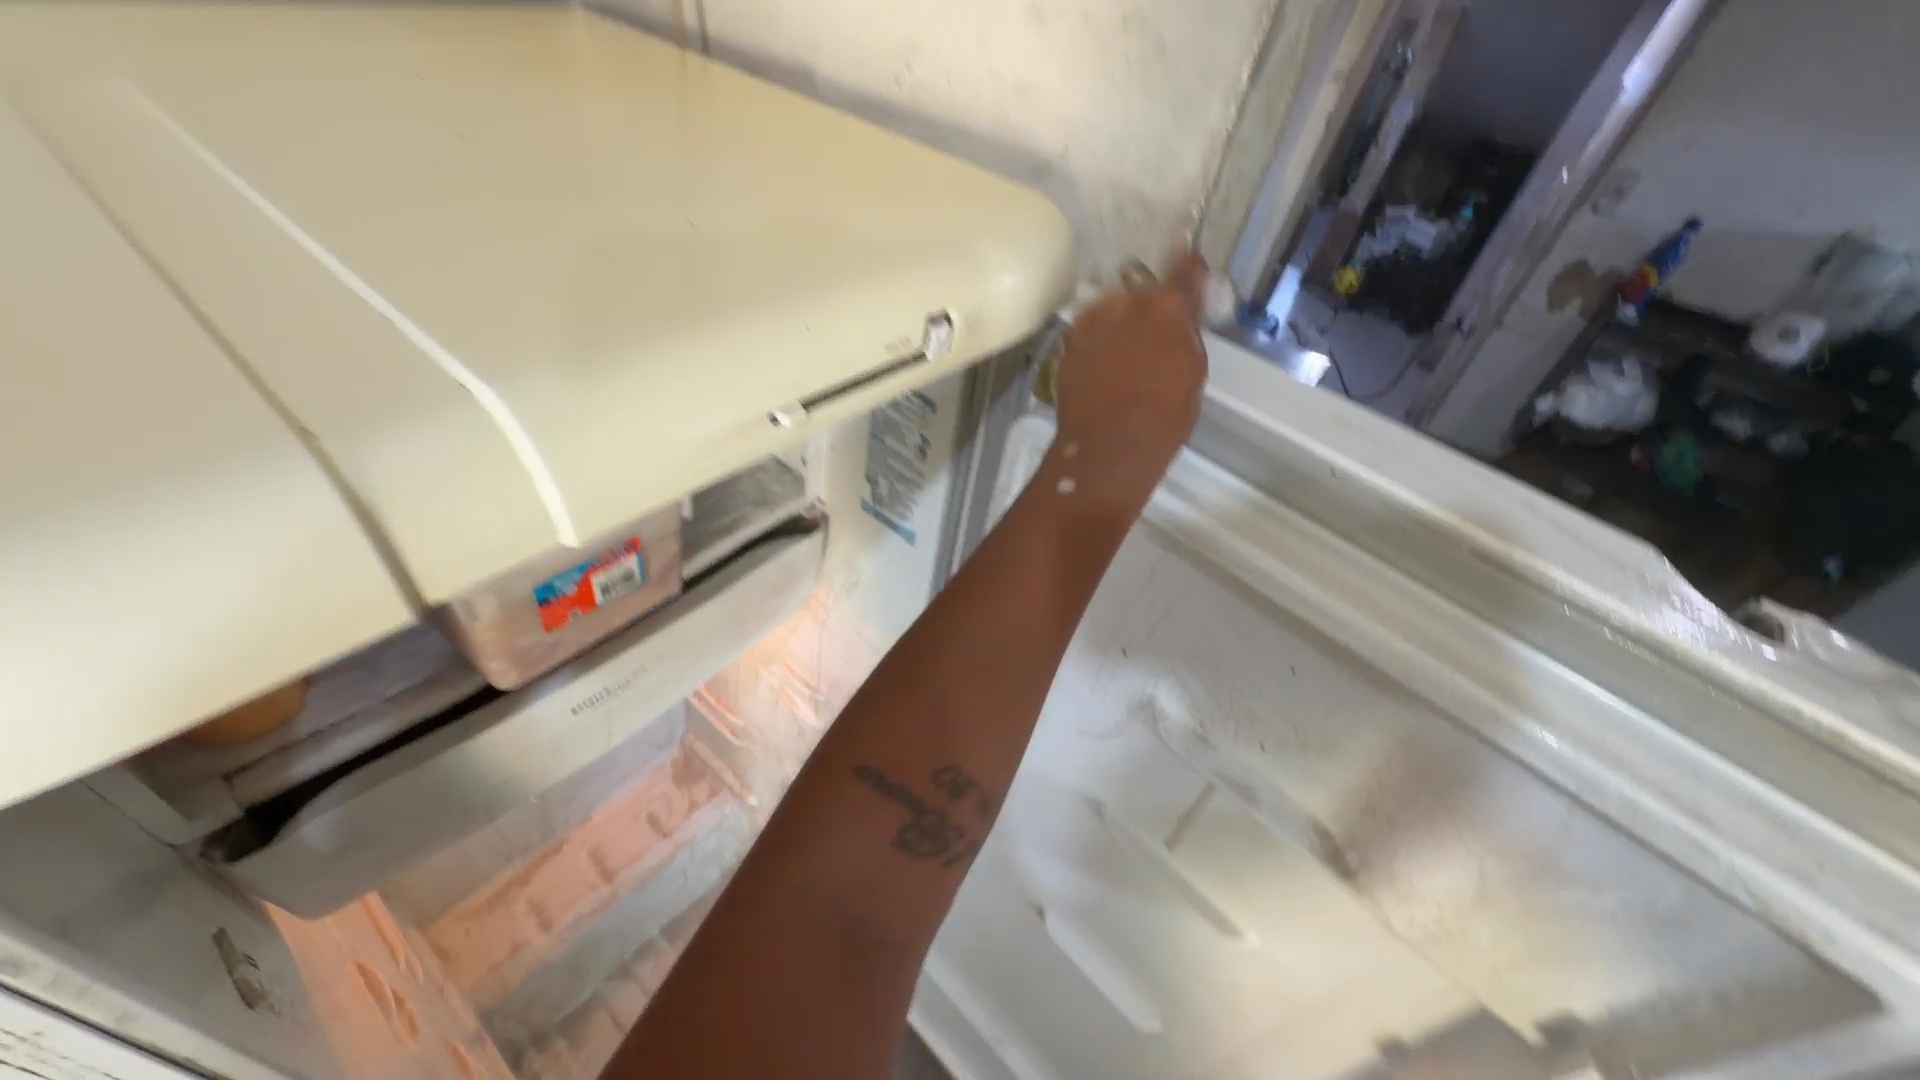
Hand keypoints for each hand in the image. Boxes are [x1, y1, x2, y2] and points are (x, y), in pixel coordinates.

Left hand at [1052, 255, 1209, 507]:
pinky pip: (1090, 334)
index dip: (1191, 276)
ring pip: (1112, 312)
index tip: (1193, 283)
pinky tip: (1103, 371)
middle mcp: (1125, 301)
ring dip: (1120, 326)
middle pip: (1143, 294)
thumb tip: (1184, 314)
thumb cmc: (1163, 418)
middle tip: (1154, 342)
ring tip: (1124, 360)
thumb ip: (1187, 332)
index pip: (1186, 270)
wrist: (1106, 448)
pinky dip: (1098, 345)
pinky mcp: (1066, 343)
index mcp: (1166, 305)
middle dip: (1149, 311)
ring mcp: (1090, 320)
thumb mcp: (1192, 371)